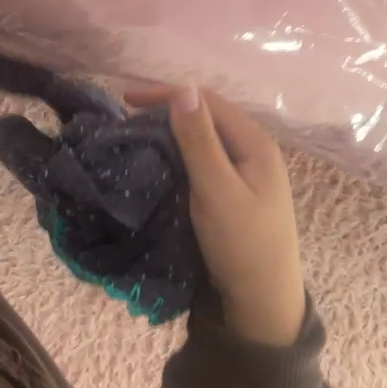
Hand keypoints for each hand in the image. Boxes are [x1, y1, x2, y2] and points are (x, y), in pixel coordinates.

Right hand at [131, 86, 306, 345]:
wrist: (262, 299)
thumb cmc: (241, 243)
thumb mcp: (216, 189)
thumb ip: (199, 140)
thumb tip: (183, 89)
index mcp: (255, 143)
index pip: (207, 101)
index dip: (166, 95)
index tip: (124, 102)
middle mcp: (252, 150)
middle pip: (205, 116)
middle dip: (164, 112)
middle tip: (124, 122)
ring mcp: (243, 171)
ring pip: (201, 138)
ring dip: (168, 133)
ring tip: (134, 138)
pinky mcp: (232, 190)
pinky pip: (201, 159)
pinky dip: (175, 154)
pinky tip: (156, 161)